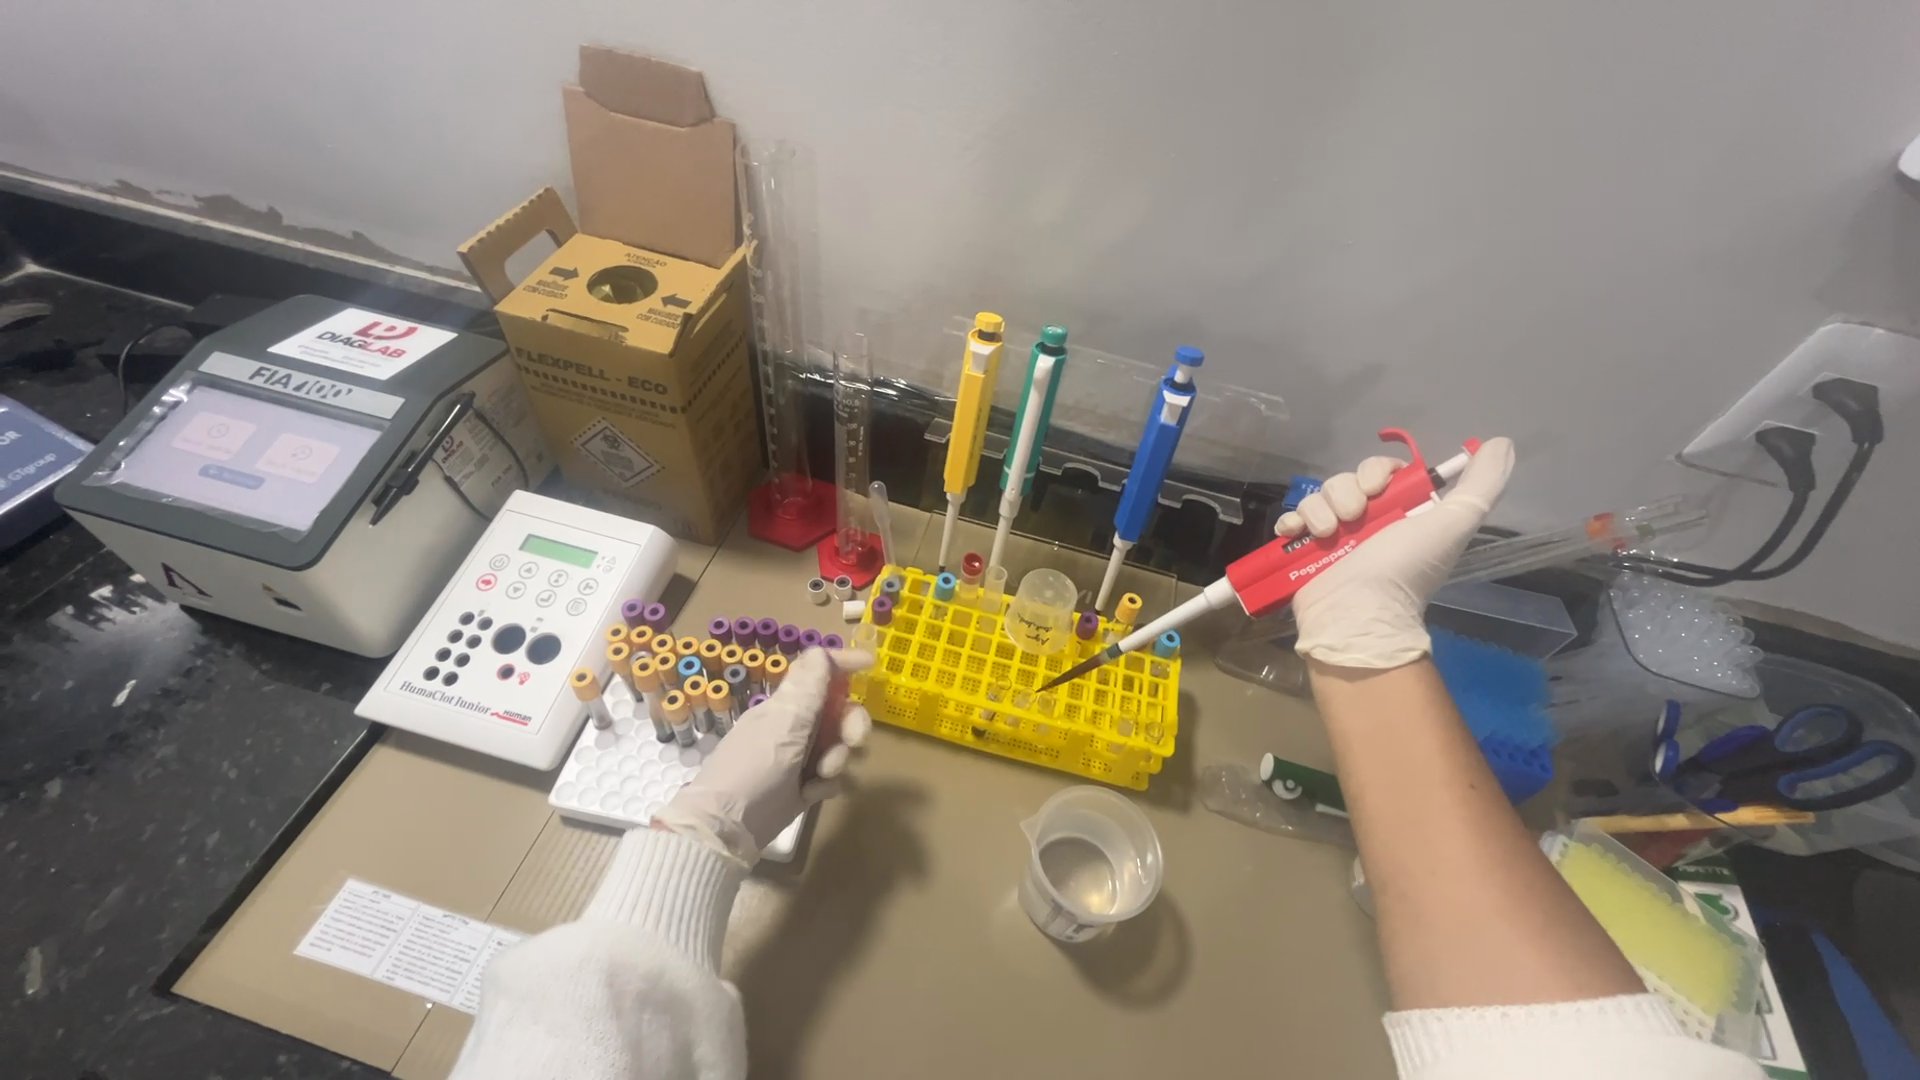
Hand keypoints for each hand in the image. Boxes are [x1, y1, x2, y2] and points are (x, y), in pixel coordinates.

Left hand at [653, 648, 873, 865]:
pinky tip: (810, 794)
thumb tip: (822, 650)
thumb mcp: (784, 724)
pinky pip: (833, 777)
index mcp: (786, 705)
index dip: (843, 664)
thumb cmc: (753, 769)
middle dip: (851, 725)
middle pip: (840, 711)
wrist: (726, 829)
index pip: (818, 672)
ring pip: (840, 745)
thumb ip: (808, 688)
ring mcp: (800, 757)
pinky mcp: (803, 787)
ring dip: (838, 759)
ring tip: (820, 776)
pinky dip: (827, 784)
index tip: (870, 664)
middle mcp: (795, 726)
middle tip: (852, 741)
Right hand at [1275, 437, 1514, 668]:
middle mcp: (1365, 522)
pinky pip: (1290, 520)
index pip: (1381, 471)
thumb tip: (1499, 443)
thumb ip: (1482, 484)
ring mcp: (1331, 536)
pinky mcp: (1302, 550)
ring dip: (1319, 510)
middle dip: (1345, 492)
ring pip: (1316, 498)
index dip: (1376, 472)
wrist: (1357, 610)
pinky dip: (1290, 523)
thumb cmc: (1405, 568)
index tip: (1378, 488)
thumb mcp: (1454, 524)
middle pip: (1344, 481)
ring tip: (1327, 535)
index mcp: (1399, 512)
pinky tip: (1295, 534)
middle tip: (1353, 518)